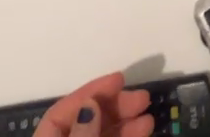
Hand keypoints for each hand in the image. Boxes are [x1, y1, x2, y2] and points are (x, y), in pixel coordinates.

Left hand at [32, 73, 155, 136]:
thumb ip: (81, 136)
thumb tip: (91, 103)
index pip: (61, 113)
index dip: (90, 93)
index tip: (119, 79)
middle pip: (86, 121)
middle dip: (115, 107)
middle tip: (142, 98)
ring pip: (102, 135)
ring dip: (126, 123)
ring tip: (149, 117)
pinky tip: (144, 130)